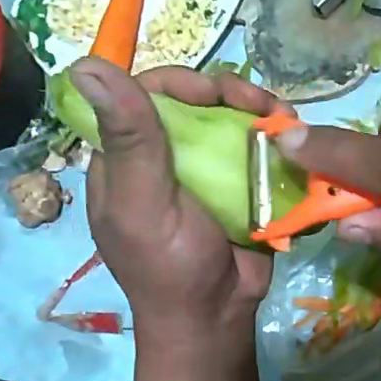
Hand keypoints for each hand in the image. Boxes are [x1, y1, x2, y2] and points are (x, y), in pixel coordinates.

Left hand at [72, 58, 280, 353]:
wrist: (217, 316)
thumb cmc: (170, 265)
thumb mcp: (144, 204)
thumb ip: (128, 140)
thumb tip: (86, 64)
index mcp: (127, 156)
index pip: (147, 95)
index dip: (183, 83)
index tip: (216, 94)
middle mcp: (166, 156)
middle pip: (197, 103)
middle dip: (232, 94)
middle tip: (267, 105)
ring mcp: (206, 172)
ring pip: (231, 123)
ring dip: (261, 115)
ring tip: (288, 120)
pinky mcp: (241, 188)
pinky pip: (257, 153)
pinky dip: (277, 144)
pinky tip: (294, 143)